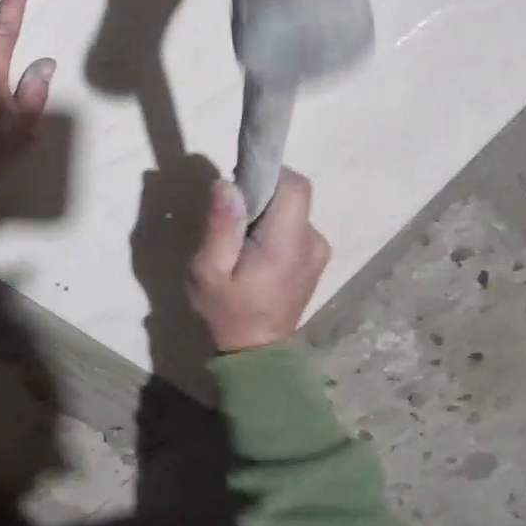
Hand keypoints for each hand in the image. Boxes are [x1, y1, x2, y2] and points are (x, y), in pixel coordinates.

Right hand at [188, 170, 330, 350]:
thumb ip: (221, 225)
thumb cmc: (226, 309)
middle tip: (229, 218)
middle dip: (260, 195)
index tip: (238, 183)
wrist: (255, 352)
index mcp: (287, 243)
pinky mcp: (314, 258)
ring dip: (265, 213)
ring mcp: (317, 251)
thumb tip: (227, 183)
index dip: (268, 173)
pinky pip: (294, 226)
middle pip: (292, 195)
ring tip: (238, 241)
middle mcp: (312, 241)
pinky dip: (272, 227)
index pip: (295, 186)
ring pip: (291, 210)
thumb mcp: (208, 270)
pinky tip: (252, 253)